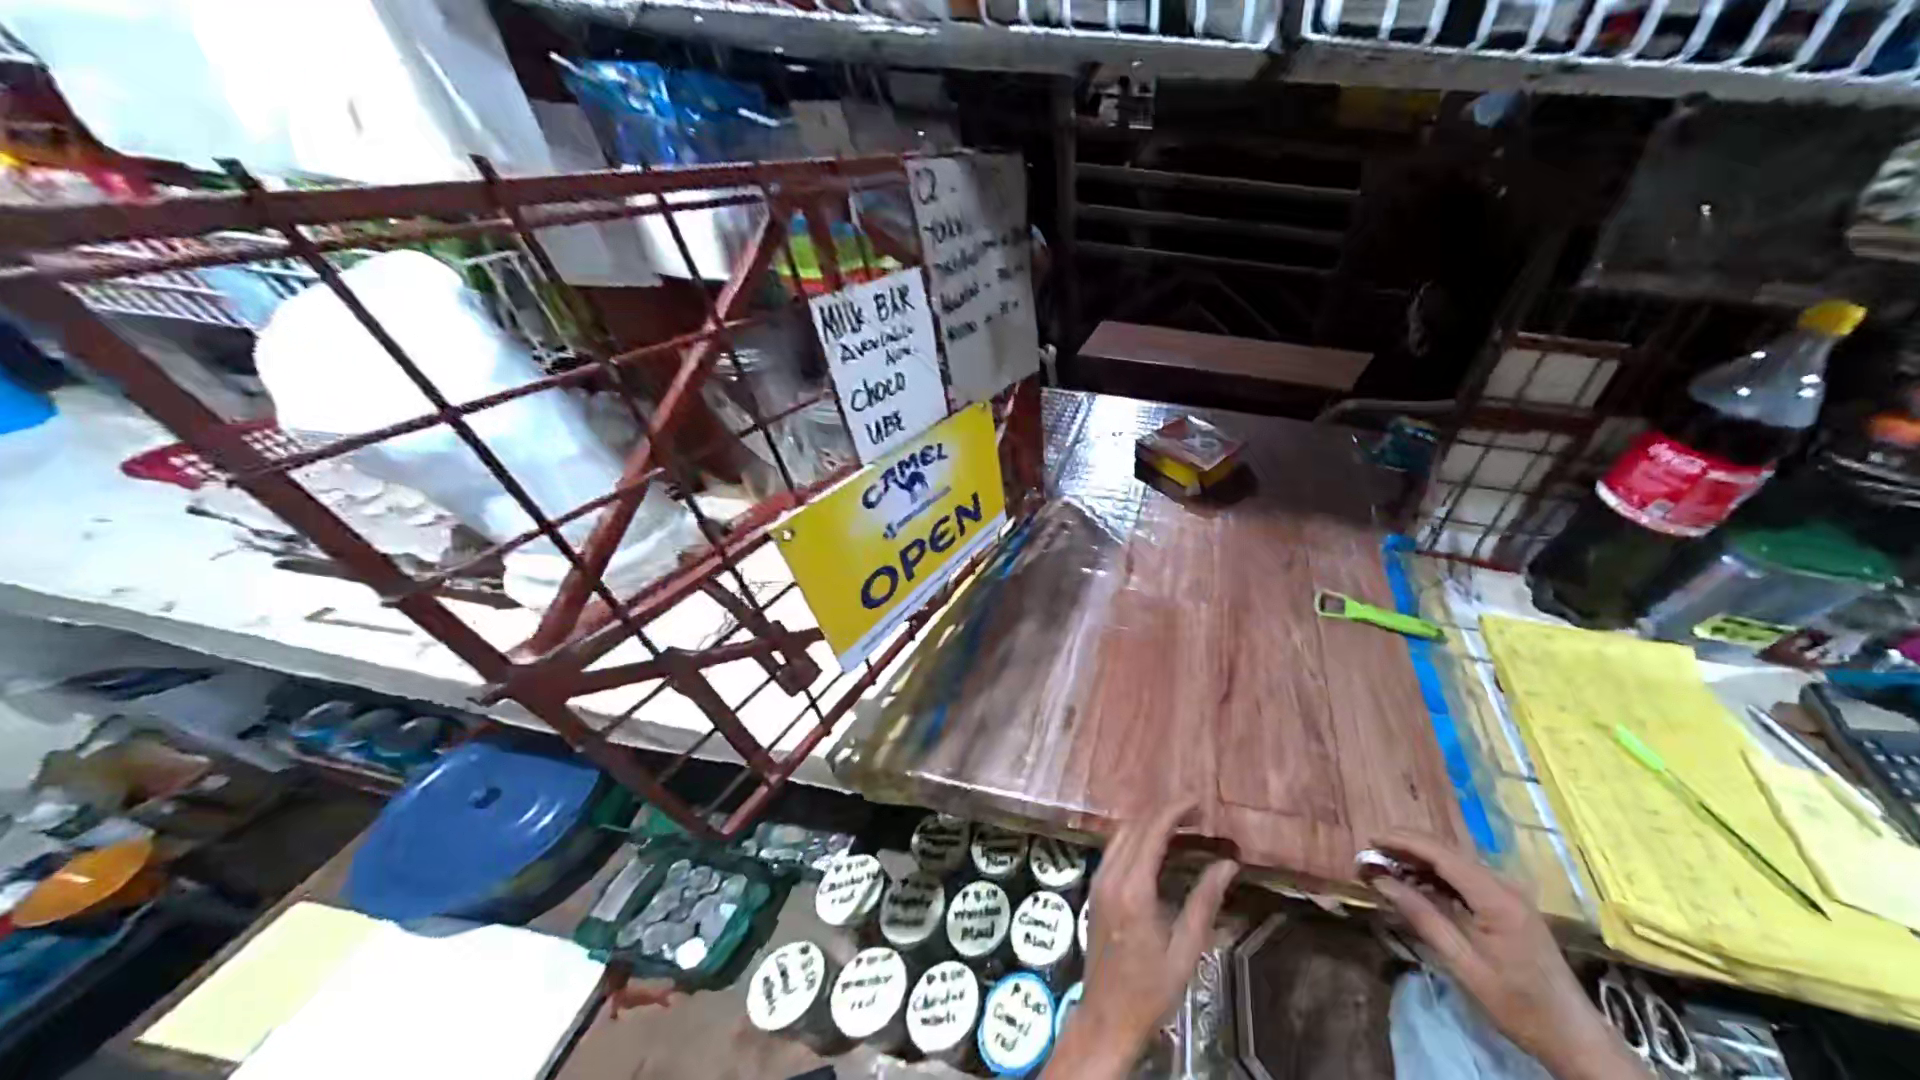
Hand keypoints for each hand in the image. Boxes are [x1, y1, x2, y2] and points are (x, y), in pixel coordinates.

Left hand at [1045, 802, 1237, 1079]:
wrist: (1106, 1016)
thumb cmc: (1150, 990)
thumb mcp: (1186, 950)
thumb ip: (1204, 902)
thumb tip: (1227, 864)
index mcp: (1132, 890)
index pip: (1151, 833)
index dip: (1174, 812)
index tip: (1197, 803)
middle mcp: (1109, 877)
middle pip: (1133, 827)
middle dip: (1162, 813)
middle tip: (1195, 814)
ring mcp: (1098, 882)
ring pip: (1120, 835)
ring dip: (1147, 823)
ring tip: (1180, 826)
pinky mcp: (1095, 890)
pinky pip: (1113, 850)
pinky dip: (1134, 838)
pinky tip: (1156, 847)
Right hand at [1365, 831, 1645, 1079]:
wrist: (1574, 1038)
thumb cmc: (1518, 1005)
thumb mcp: (1463, 964)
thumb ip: (1422, 916)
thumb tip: (1378, 879)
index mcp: (1497, 899)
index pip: (1441, 854)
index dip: (1402, 841)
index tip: (1368, 839)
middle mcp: (1505, 887)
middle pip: (1447, 851)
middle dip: (1406, 846)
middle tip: (1369, 852)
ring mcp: (1509, 895)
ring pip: (1455, 861)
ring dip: (1418, 859)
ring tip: (1384, 864)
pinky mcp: (1508, 905)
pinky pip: (1465, 877)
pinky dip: (1435, 874)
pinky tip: (1414, 882)